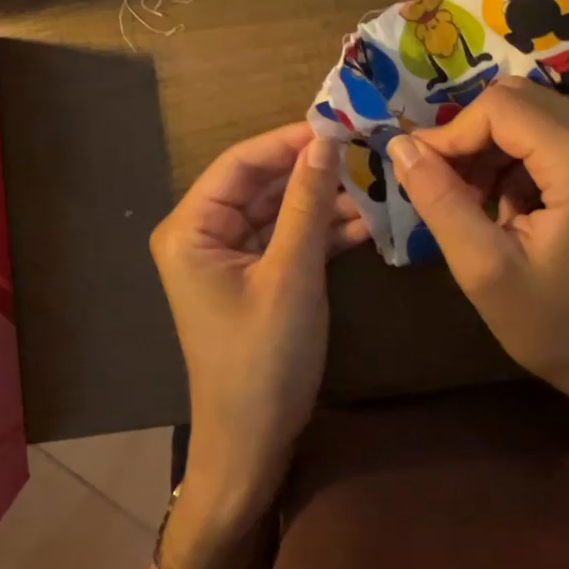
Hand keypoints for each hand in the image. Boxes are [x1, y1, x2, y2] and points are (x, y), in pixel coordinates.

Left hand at [149, 123, 367, 568]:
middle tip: (367, 149)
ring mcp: (228, 257)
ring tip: (377, 182)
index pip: (239, 163)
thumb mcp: (291, 276)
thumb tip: (325, 140)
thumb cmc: (263, 359)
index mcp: (191, 228)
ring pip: (279, 211)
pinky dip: (321, 233)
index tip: (339, 124)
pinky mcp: (253, 278)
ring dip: (323, 202)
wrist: (252, 444)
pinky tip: (368, 222)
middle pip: (260, 185)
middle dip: (311, 171)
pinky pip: (287, 240)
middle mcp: (203, 234)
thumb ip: (307, 205)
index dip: (287, 141)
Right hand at [386, 79, 568, 427]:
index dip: (451, 135)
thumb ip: (439, 199)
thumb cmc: (558, 326)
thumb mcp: (484, 269)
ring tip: (475, 204)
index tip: (422, 175)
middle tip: (447, 190)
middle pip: (516, 101)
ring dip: (491, 149)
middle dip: (471, 139)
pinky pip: (552, 129)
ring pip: (530, 111)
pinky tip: (508, 203)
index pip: (500, 108)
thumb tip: (399, 144)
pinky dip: (518, 157)